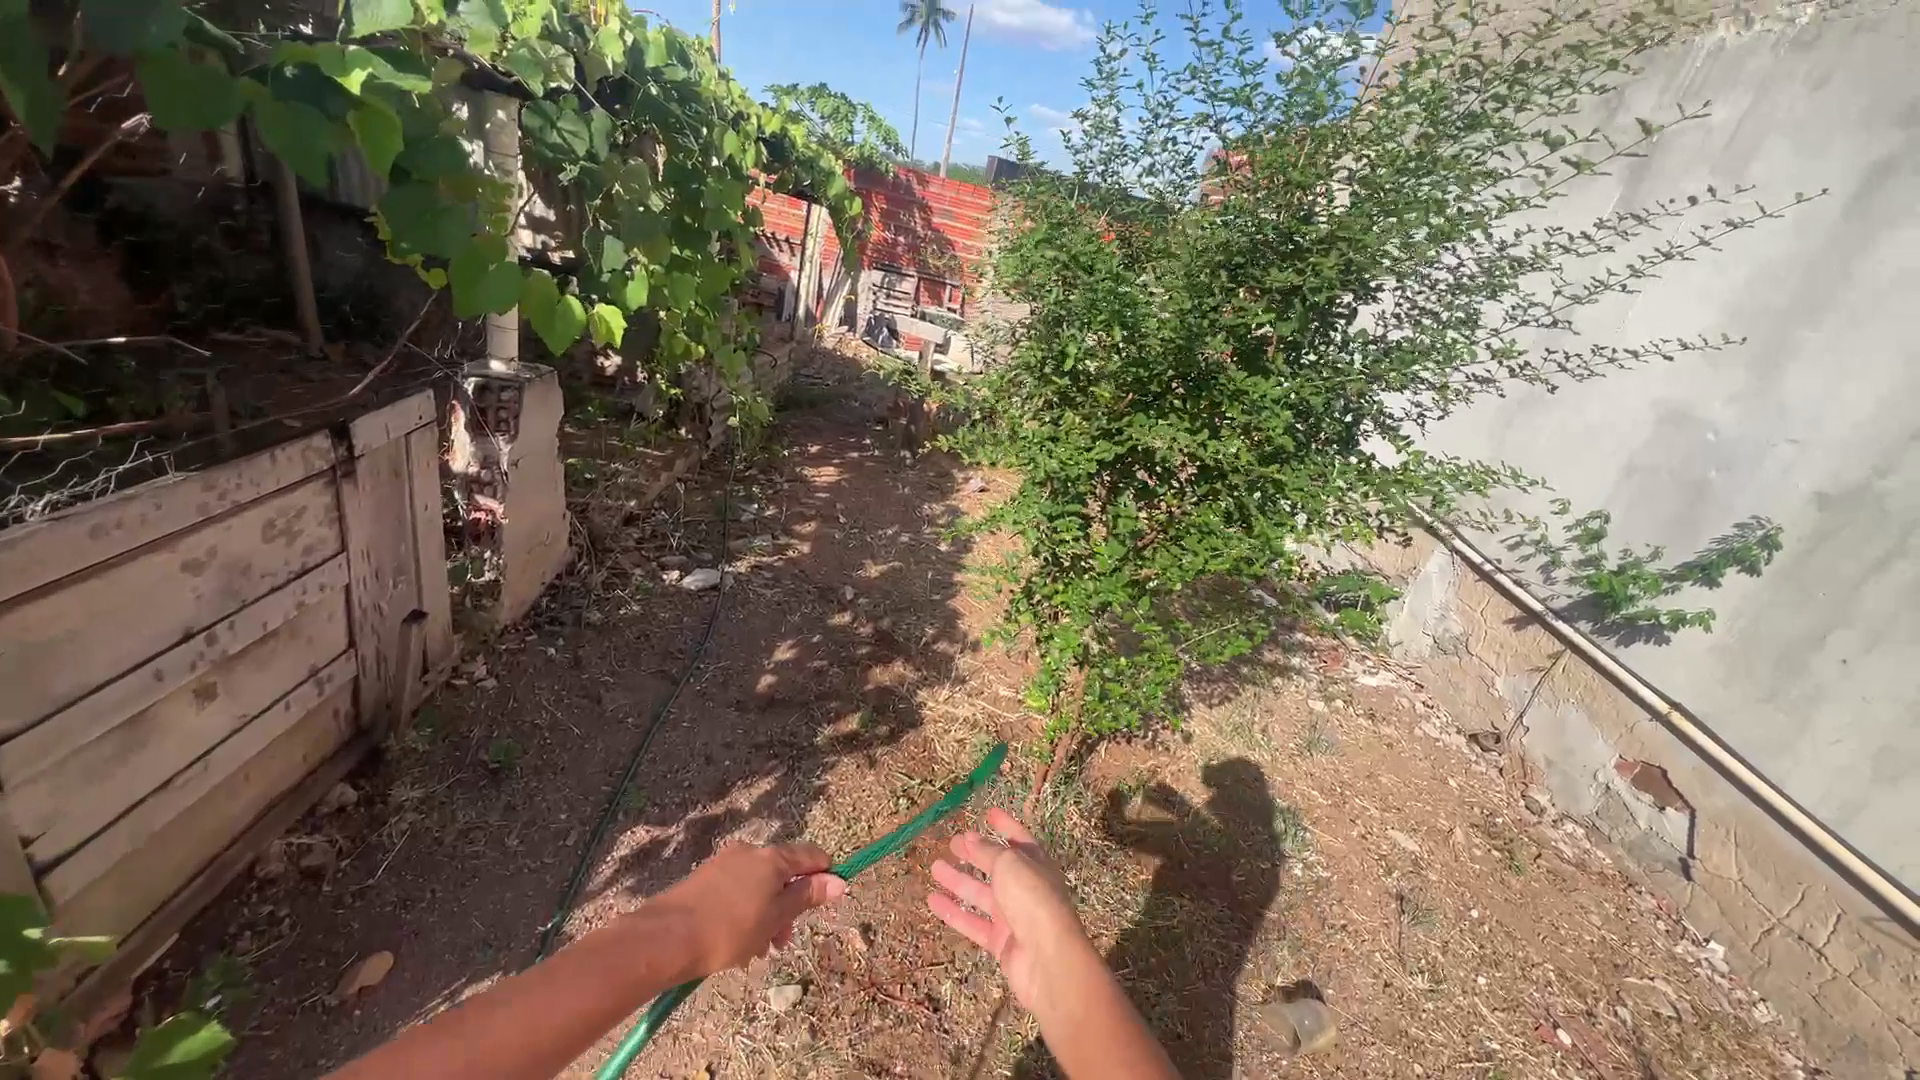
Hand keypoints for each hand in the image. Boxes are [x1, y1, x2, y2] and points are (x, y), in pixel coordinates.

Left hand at [650, 842, 846, 976]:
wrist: (664, 938)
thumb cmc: (729, 929)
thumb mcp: (776, 917)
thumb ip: (807, 897)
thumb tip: (840, 881)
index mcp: (772, 857)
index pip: (811, 855)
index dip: (824, 876)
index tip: (825, 904)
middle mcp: (750, 852)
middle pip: (783, 873)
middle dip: (789, 905)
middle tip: (782, 941)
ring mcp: (724, 863)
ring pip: (759, 885)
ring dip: (766, 913)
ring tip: (755, 950)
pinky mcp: (704, 879)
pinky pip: (737, 891)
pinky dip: (745, 911)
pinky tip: (734, 941)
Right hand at [927, 808, 1094, 1011]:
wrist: (1047, 959)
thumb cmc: (1032, 899)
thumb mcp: (1009, 864)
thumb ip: (988, 851)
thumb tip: (970, 838)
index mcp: (1035, 864)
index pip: (1018, 839)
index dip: (1005, 825)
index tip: (988, 813)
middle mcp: (1025, 888)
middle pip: (996, 867)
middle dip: (975, 853)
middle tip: (952, 842)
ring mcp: (1013, 916)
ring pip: (981, 894)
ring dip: (958, 880)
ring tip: (935, 867)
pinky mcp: (1000, 942)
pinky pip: (973, 922)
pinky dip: (953, 912)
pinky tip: (933, 901)